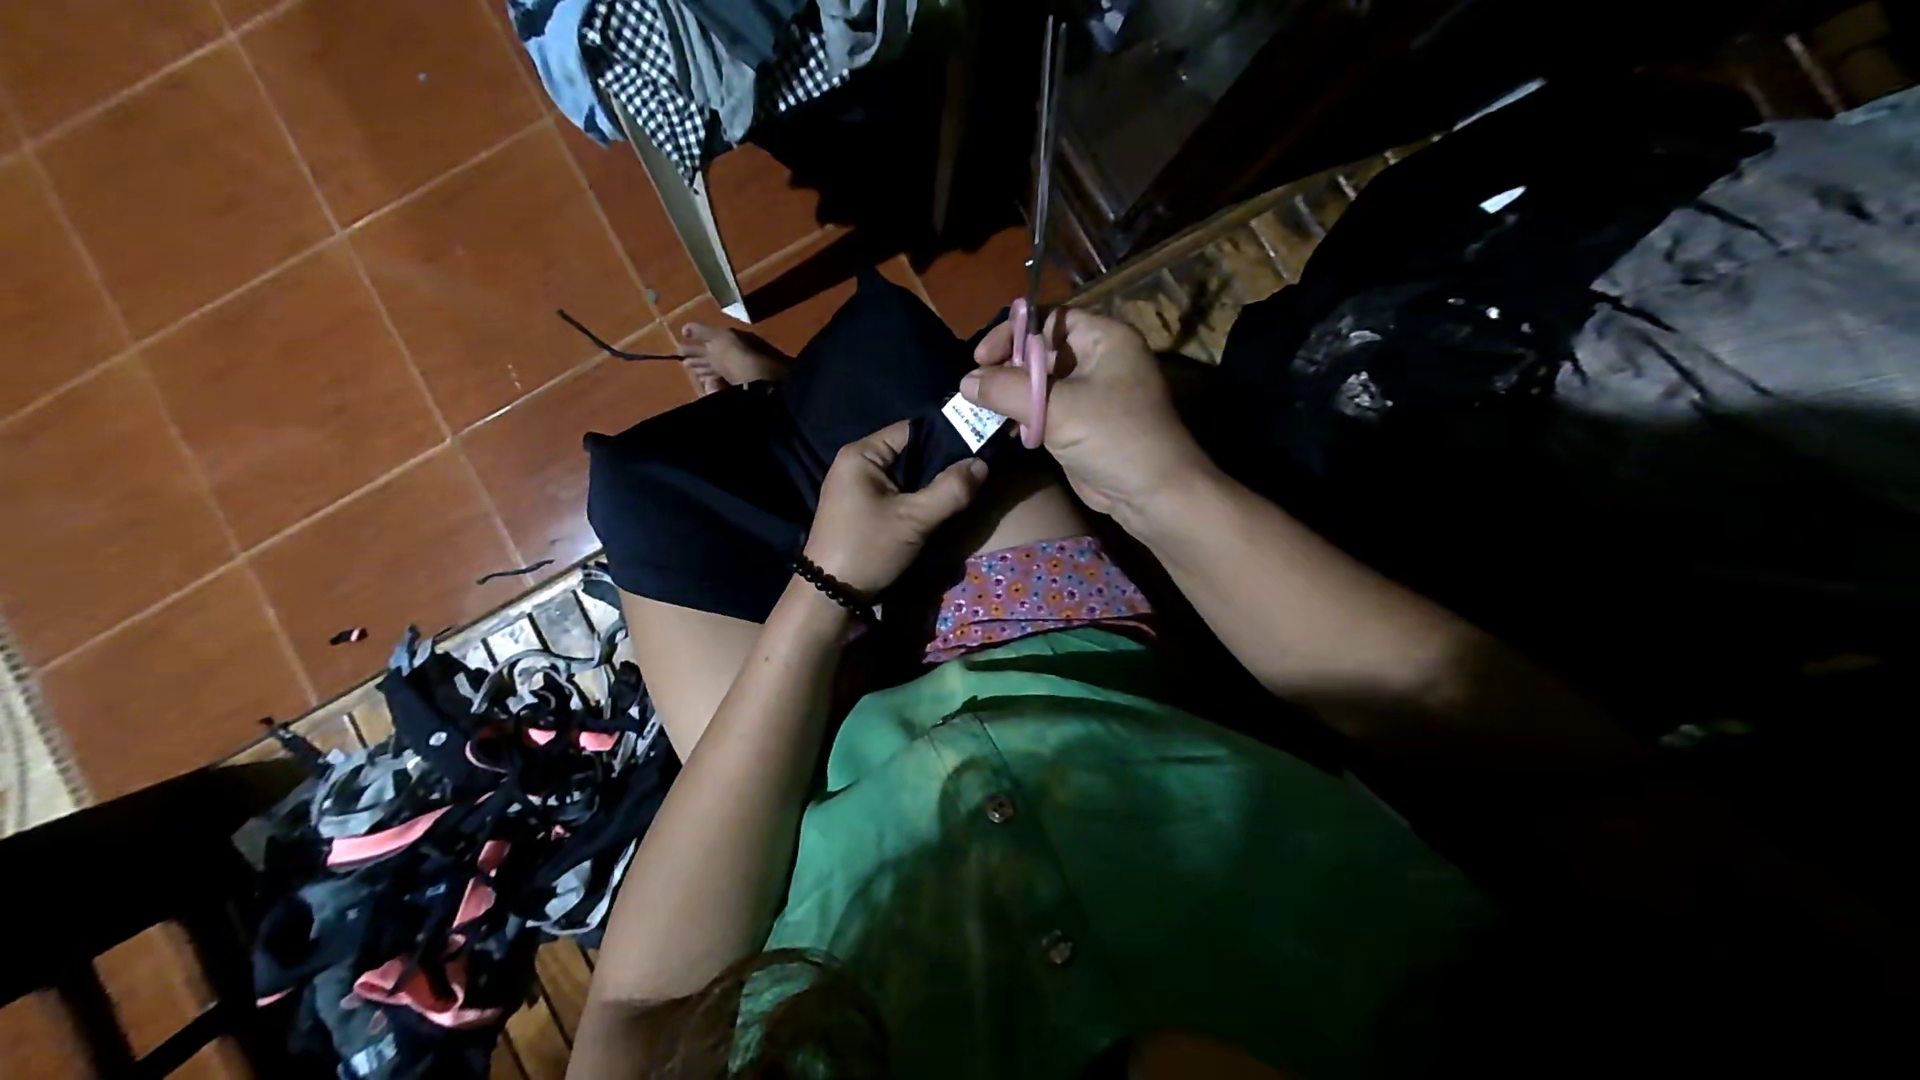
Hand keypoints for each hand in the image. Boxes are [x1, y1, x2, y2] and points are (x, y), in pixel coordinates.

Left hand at [803, 420, 989, 596]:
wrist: (829, 597)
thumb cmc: (868, 549)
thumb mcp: (914, 519)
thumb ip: (951, 490)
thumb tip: (982, 463)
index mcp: (861, 454)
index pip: (912, 430)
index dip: (947, 436)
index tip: (978, 447)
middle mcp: (856, 464)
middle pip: (910, 452)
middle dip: (942, 463)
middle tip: (977, 472)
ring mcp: (857, 488)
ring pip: (906, 476)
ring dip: (931, 484)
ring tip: (964, 489)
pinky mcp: (862, 509)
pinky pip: (897, 493)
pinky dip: (918, 499)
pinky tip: (940, 508)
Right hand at [961, 309, 1210, 521]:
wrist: (1151, 493)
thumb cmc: (1113, 436)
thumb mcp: (1057, 407)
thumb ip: (1007, 390)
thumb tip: (966, 380)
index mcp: (1103, 338)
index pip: (1049, 318)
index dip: (1014, 331)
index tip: (982, 356)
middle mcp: (1096, 359)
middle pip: (1041, 350)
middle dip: (1007, 366)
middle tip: (977, 386)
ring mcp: (1089, 393)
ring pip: (1039, 383)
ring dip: (1011, 394)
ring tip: (982, 408)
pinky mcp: (1081, 423)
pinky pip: (1044, 409)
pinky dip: (1023, 415)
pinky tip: (1003, 428)